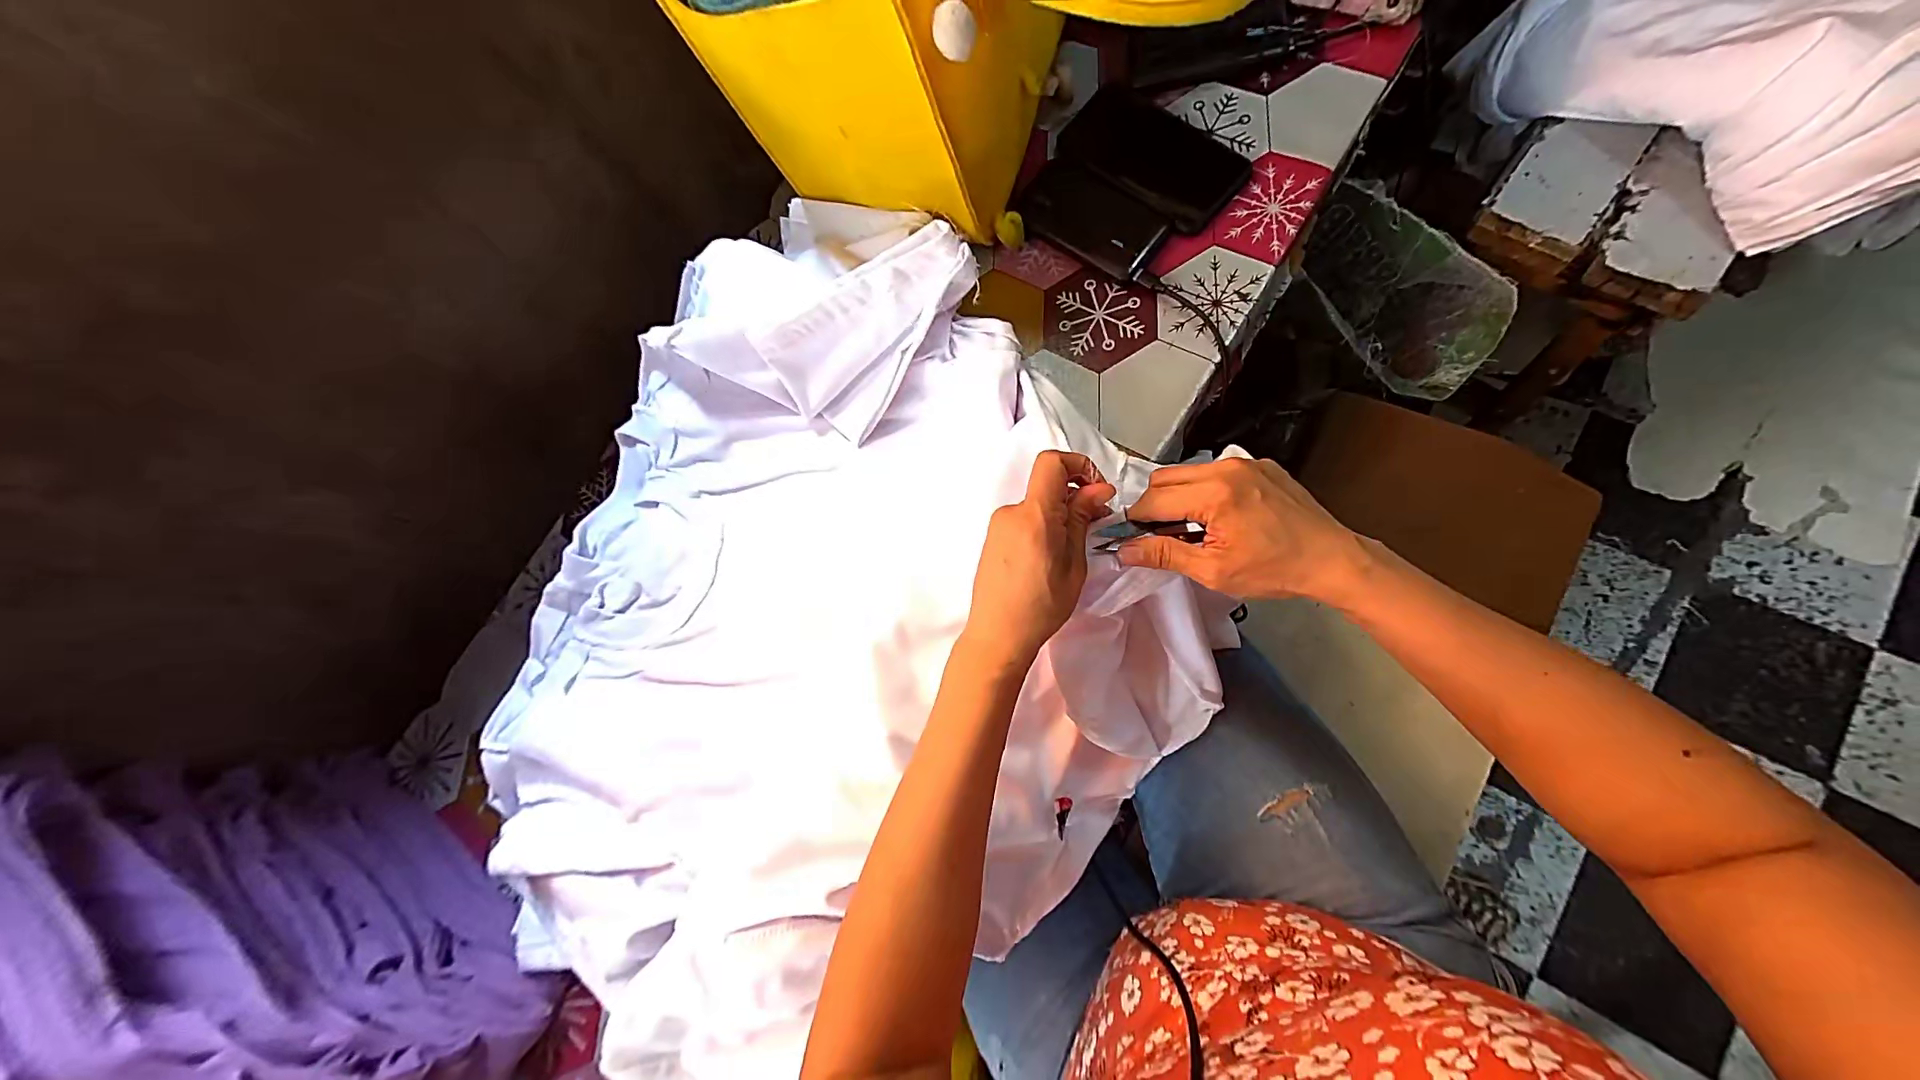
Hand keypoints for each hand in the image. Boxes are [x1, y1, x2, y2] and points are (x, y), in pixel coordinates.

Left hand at [964, 451, 1115, 664]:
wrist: (998, 634)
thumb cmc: (1040, 606)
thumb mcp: (1073, 563)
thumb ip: (1082, 519)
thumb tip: (1098, 490)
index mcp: (1033, 515)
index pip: (1052, 462)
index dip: (1079, 466)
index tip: (1097, 489)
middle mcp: (1011, 513)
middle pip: (1046, 484)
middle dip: (1074, 495)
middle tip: (1095, 521)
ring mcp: (998, 525)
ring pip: (1036, 504)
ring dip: (1058, 513)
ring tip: (1072, 546)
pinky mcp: (993, 539)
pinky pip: (1023, 520)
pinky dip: (1042, 525)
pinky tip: (1051, 555)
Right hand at [1116, 456, 1372, 604]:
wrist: (1332, 560)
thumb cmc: (1277, 570)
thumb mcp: (1213, 570)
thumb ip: (1163, 554)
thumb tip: (1126, 550)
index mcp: (1214, 494)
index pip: (1152, 500)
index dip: (1135, 522)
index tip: (1132, 539)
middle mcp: (1226, 469)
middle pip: (1163, 479)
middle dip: (1154, 508)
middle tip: (1162, 537)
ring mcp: (1245, 463)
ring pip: (1187, 473)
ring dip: (1178, 498)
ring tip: (1193, 528)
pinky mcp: (1260, 465)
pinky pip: (1215, 471)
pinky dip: (1205, 490)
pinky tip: (1219, 517)